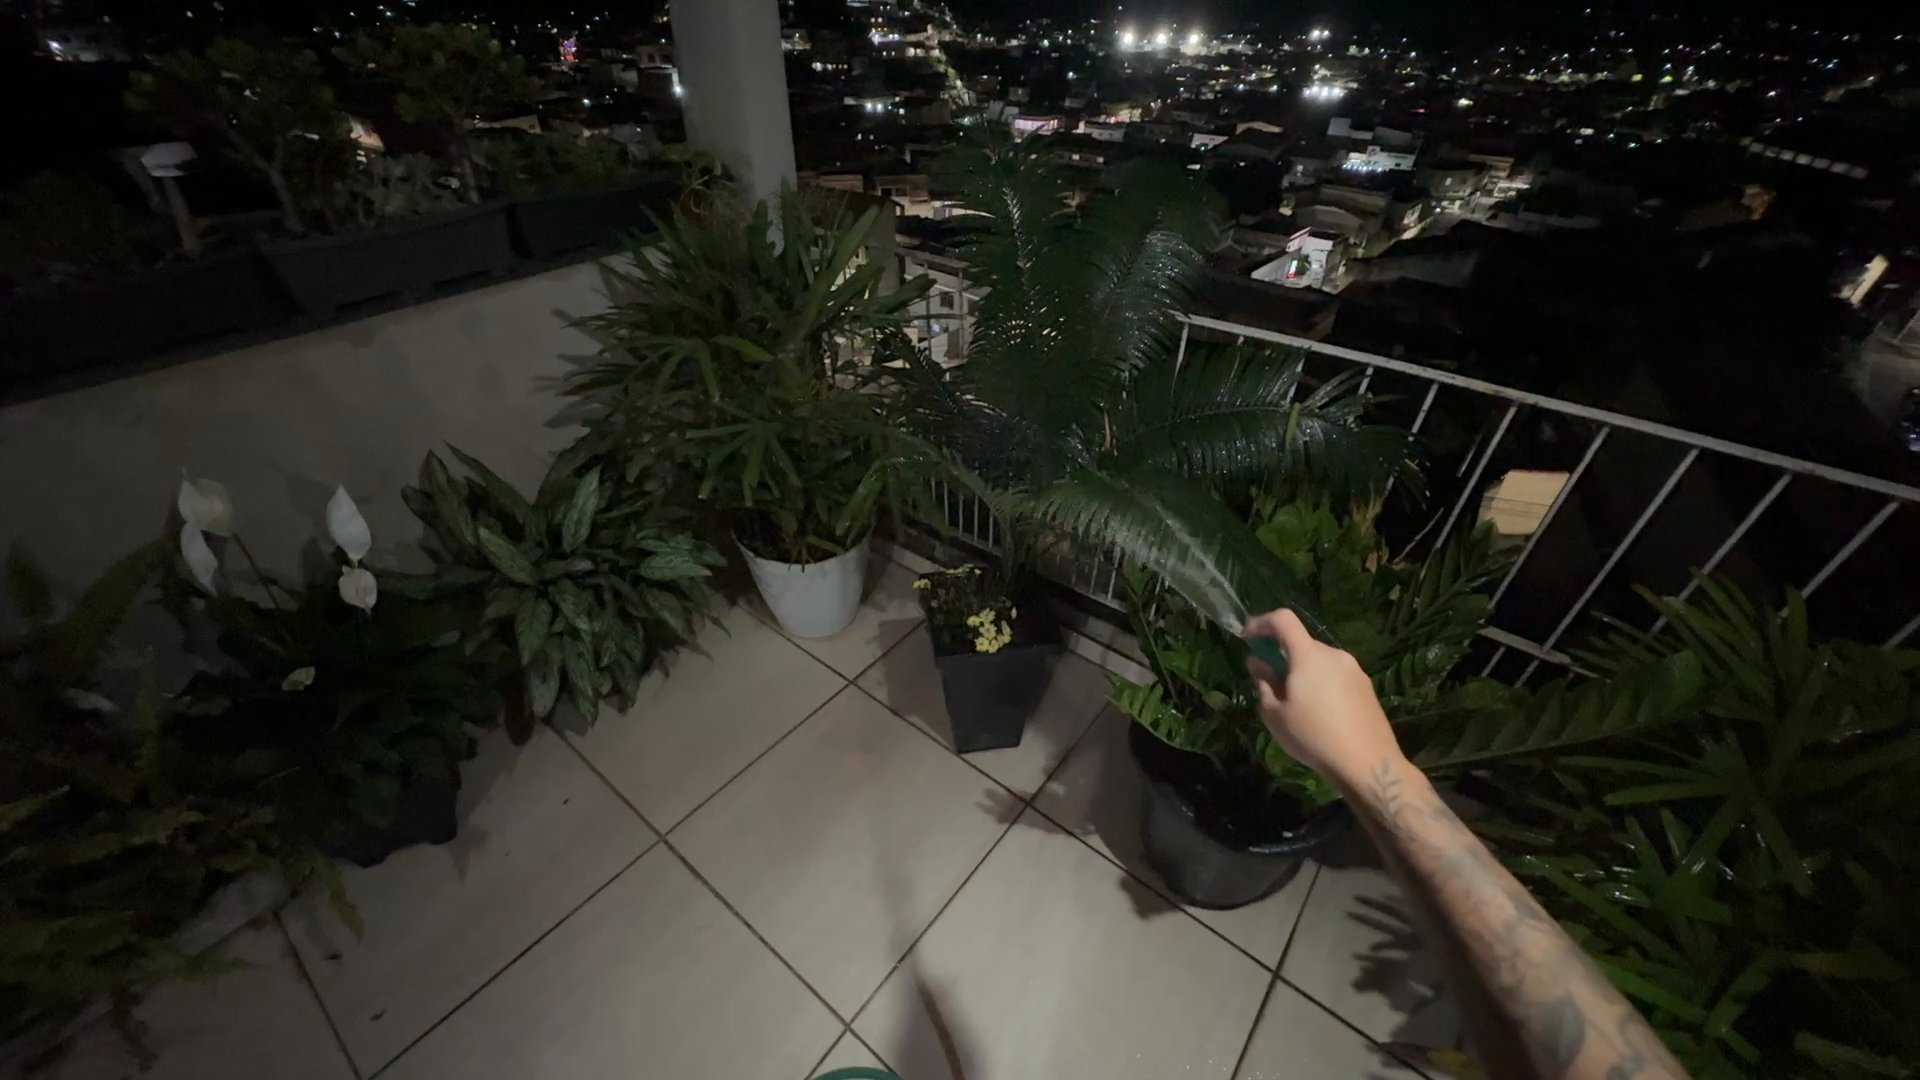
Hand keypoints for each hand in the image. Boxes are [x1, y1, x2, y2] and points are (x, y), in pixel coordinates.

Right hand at [1242, 609, 1406, 791]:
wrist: (1368, 764)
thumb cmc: (1313, 736)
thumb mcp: (1274, 714)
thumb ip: (1263, 683)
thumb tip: (1259, 664)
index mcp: (1309, 656)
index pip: (1283, 620)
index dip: (1261, 622)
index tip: (1247, 638)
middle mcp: (1334, 655)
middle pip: (1301, 643)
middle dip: (1280, 655)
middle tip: (1268, 680)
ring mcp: (1354, 671)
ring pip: (1318, 660)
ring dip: (1301, 670)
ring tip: (1294, 702)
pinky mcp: (1366, 687)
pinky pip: (1335, 675)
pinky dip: (1319, 682)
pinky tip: (1318, 712)